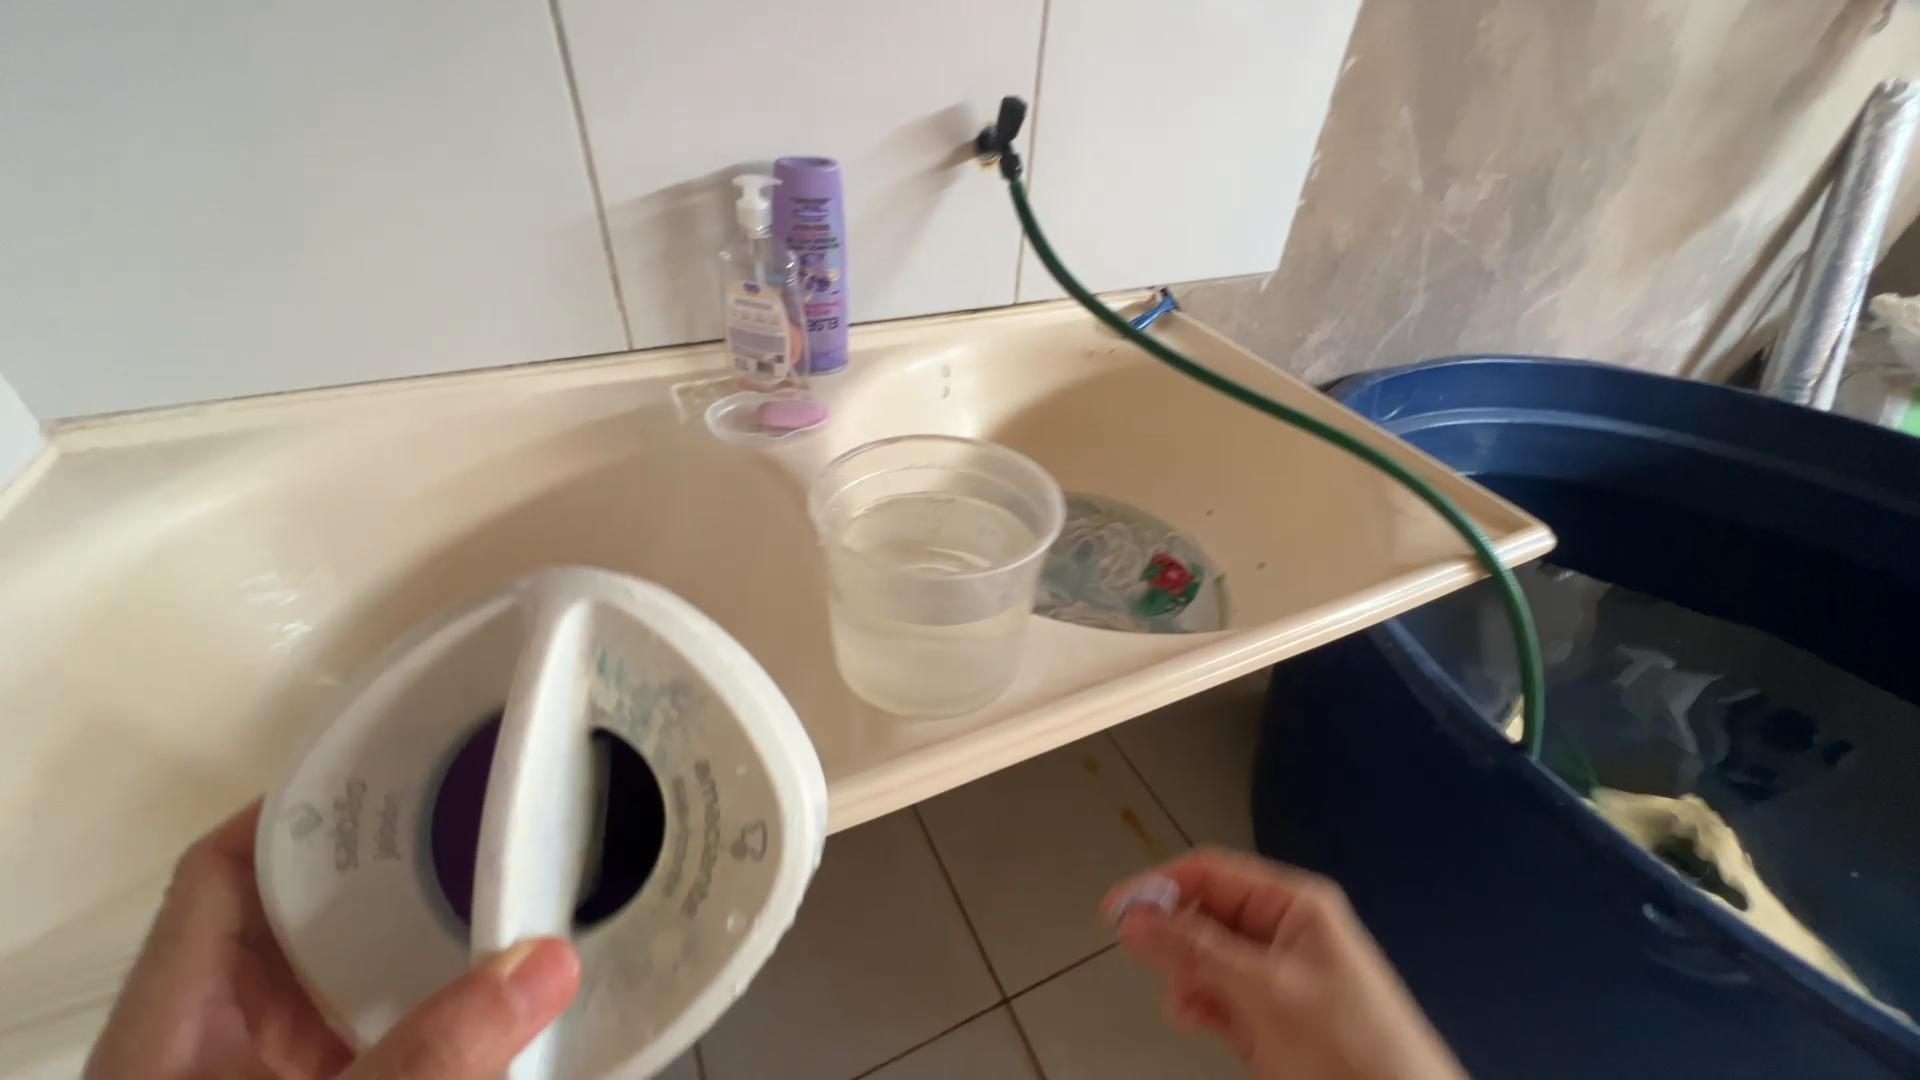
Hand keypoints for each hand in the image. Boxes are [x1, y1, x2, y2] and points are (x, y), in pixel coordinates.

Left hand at [84, 800, 580, 1079]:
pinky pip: (407, 1012)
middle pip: (317, 899)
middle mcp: (235, 1032)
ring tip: (527, 859)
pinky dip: (460, 985)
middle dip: (408, 845)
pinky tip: (520, 972)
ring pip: (368, 958)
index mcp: (184, 1024)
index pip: (231, 867)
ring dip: (442, 915)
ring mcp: (295, 1065)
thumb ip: (429, 1059)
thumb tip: (552, 960)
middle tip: (501, 796)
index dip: (304, 799)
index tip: (404, 755)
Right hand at [1106, 849, 1464, 1079]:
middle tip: (1144, 963)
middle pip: (1207, 915)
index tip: (1114, 910)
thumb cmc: (1343, 1049)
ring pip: (1211, 958)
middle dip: (1176, 939)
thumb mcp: (1264, 992)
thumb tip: (1131, 917)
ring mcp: (1281, 976)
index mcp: (1292, 905)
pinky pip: (1226, 996)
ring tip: (1188, 1008)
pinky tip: (1200, 1023)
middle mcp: (1285, 931)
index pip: (1211, 874)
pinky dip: (1207, 1006)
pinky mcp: (1278, 1018)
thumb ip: (1194, 950)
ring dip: (1190, 978)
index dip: (1160, 885)